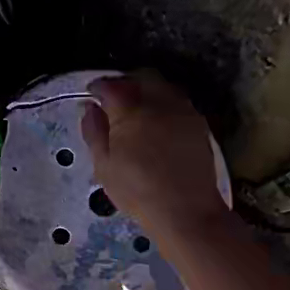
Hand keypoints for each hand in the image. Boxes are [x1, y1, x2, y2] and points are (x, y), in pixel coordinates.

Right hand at [81, 72, 232, 244]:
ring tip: (137, 111)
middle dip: (125, 83)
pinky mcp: (199, 124)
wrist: (186, 211)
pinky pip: (179, 103)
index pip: (110, 85)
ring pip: (163, 87)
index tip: (92, 95)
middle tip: (115, 100)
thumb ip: (94, 132)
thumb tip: (89, 108)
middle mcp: (159, 101)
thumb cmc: (138, 192)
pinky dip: (165, 105)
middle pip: (140, 77)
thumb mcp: (104, 166)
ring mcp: (183, 110)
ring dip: (147, 91)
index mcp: (131, 109)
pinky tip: (159, 124)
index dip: (98, 87)